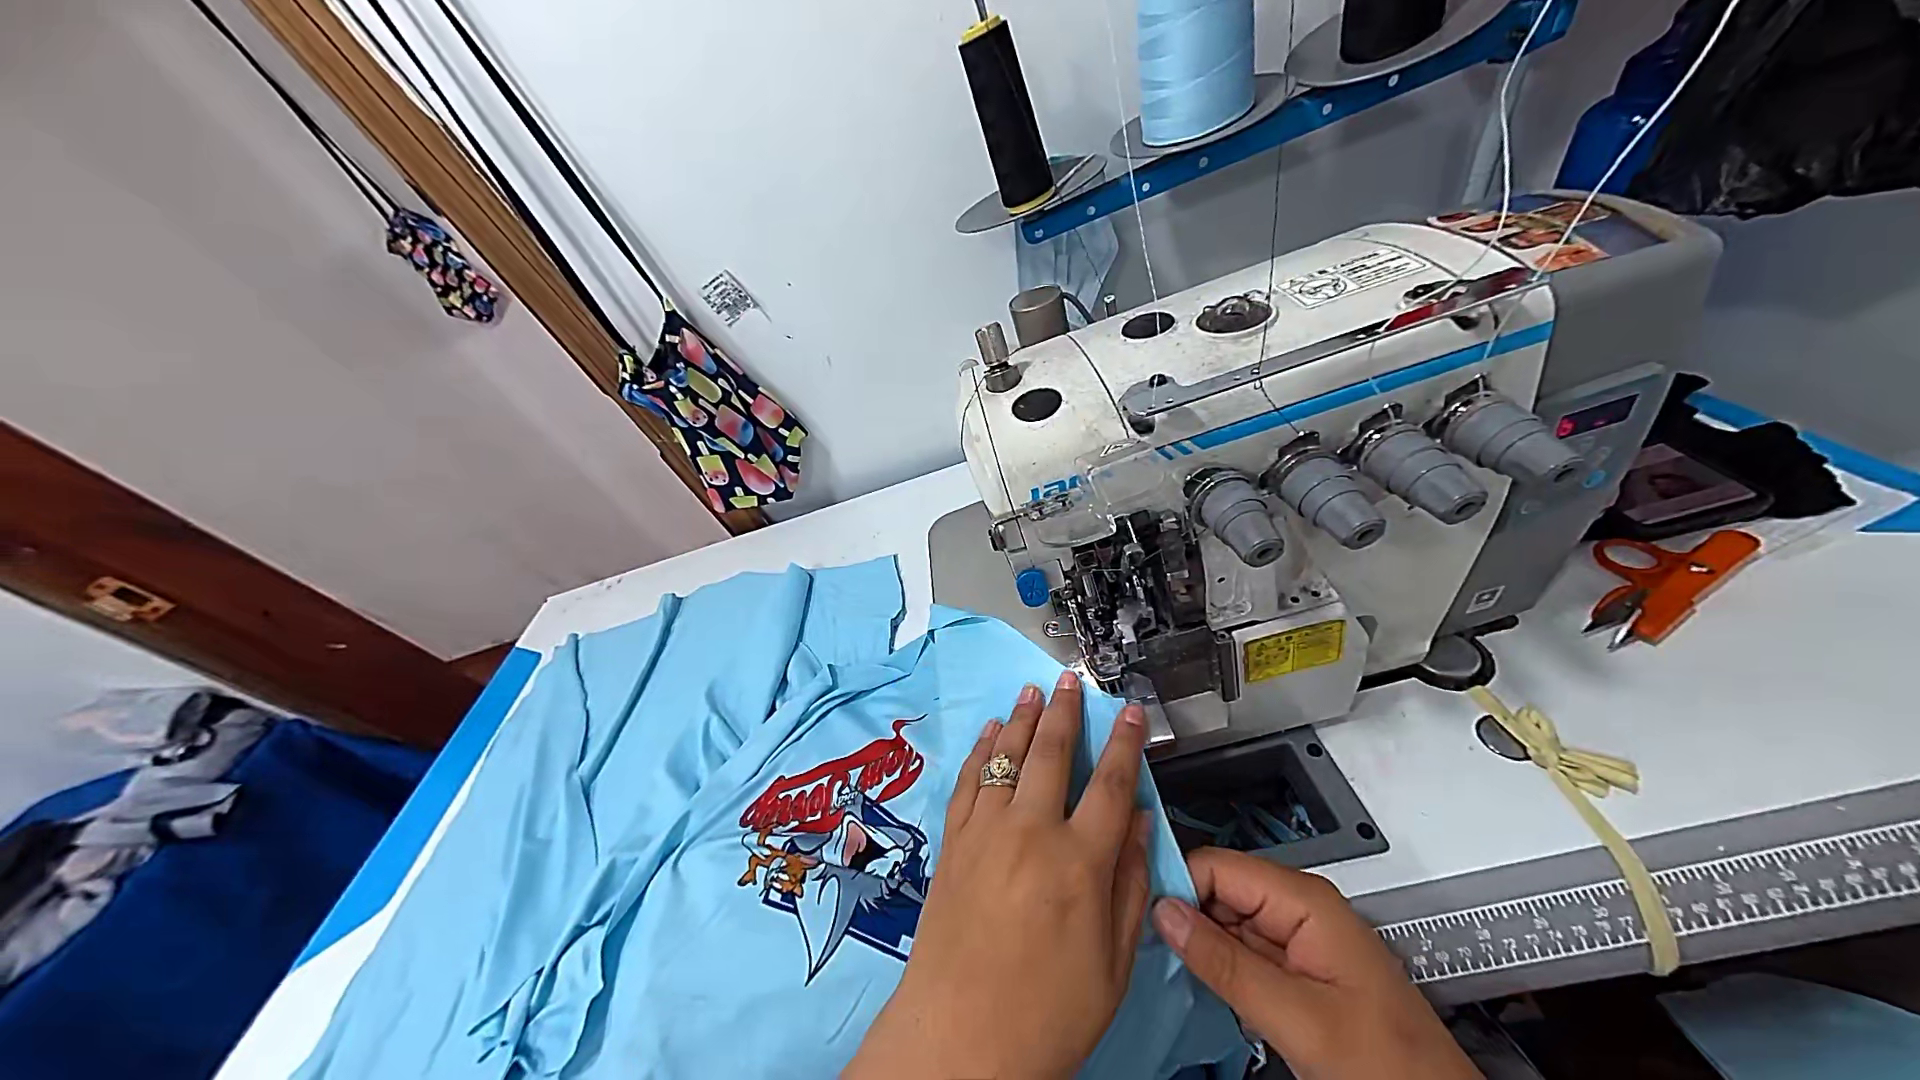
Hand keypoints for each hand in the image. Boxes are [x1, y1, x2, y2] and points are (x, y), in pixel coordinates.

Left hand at [846, 672, 1152, 1079]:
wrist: (959, 1040)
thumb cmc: (1047, 1012)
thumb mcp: (1113, 961)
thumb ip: (1130, 884)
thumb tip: (1137, 823)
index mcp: (1079, 862)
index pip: (1111, 783)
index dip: (1124, 742)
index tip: (1131, 712)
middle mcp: (1030, 833)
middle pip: (1052, 754)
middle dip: (1065, 711)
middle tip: (1070, 682)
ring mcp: (986, 832)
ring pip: (1006, 756)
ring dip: (1021, 719)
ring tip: (1031, 692)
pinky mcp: (953, 842)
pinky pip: (968, 781)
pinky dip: (980, 751)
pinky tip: (988, 733)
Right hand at [1152, 849, 1479, 1079]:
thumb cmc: (1394, 1067)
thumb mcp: (1300, 1018)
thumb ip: (1226, 962)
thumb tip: (1166, 913)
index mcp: (1304, 900)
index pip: (1216, 866)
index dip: (1177, 885)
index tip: (1143, 912)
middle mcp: (1296, 907)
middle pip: (1215, 888)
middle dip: (1183, 914)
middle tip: (1149, 944)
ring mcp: (1291, 935)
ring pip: (1221, 919)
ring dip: (1196, 941)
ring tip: (1170, 964)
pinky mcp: (1289, 964)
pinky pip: (1236, 948)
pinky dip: (1214, 962)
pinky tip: (1200, 980)